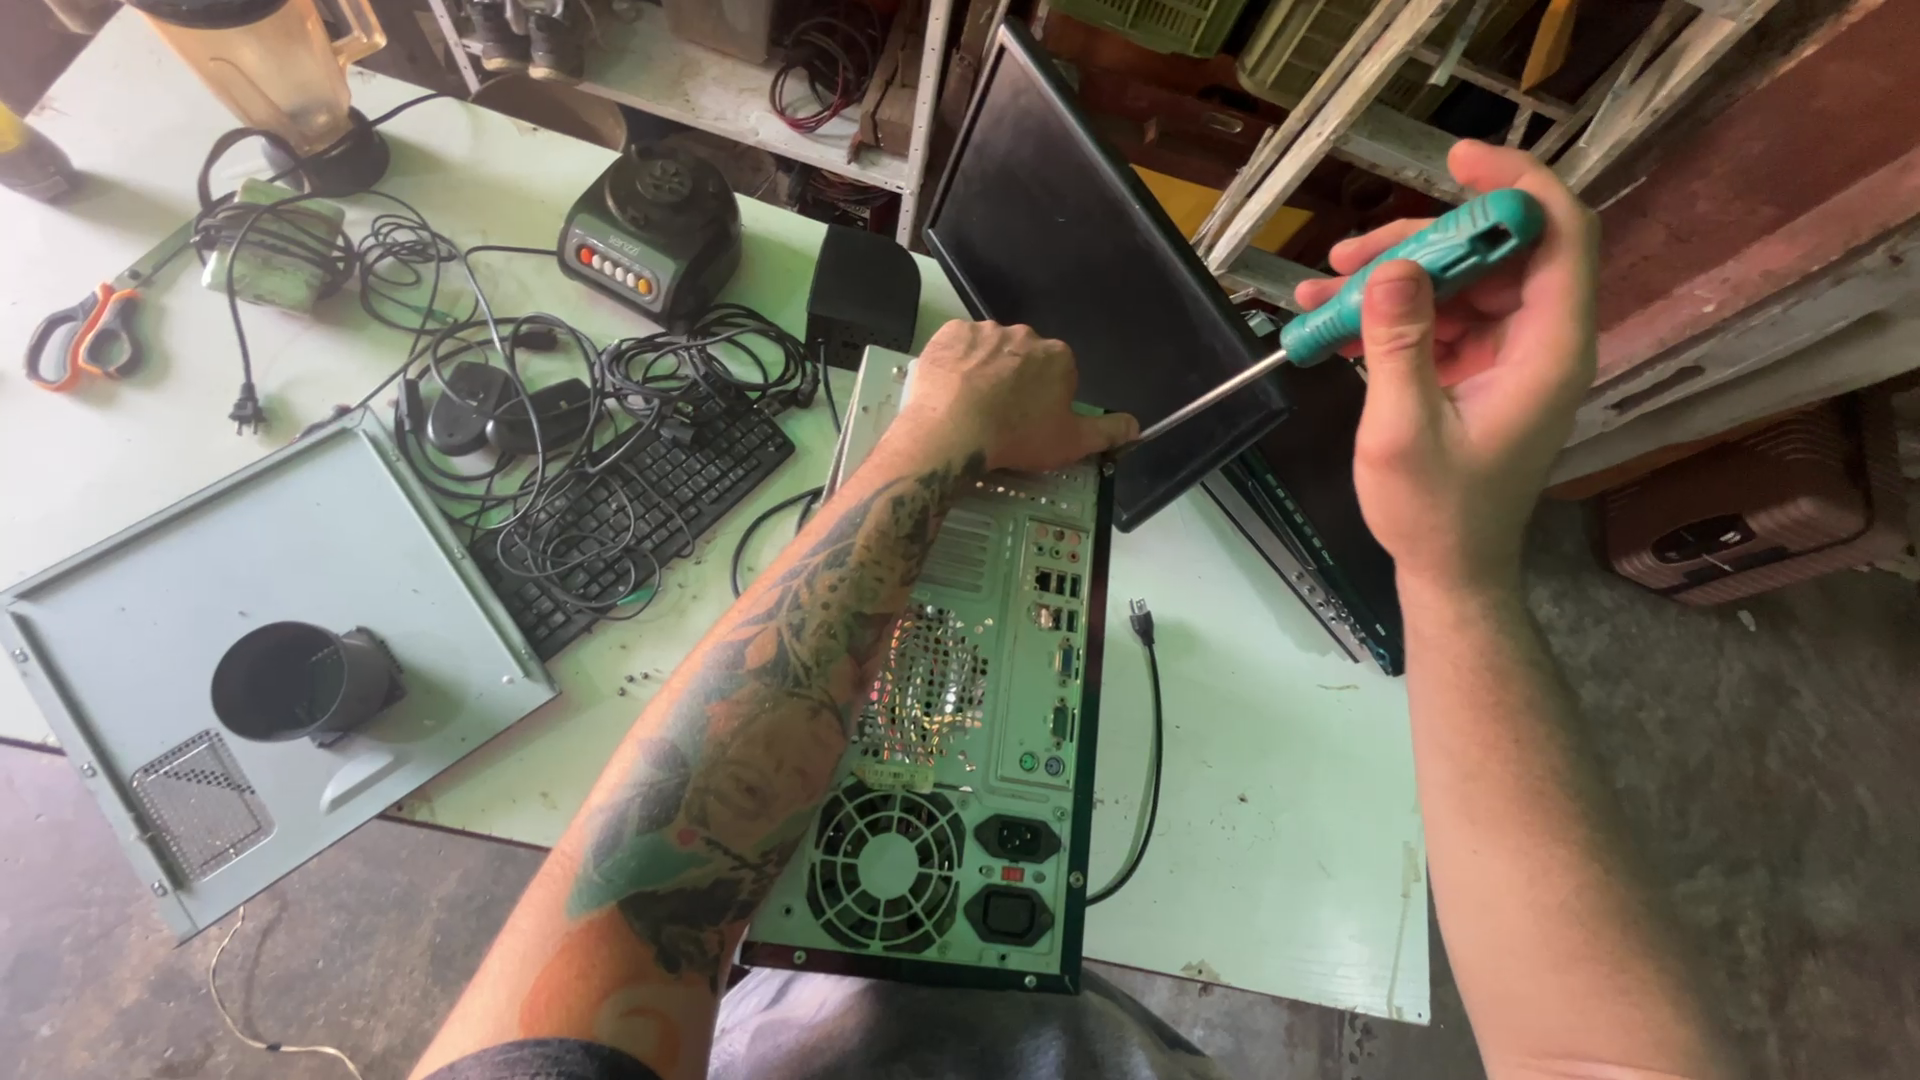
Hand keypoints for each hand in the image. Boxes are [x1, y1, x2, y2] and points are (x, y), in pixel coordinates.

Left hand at [897, 320, 1138, 470]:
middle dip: (1014, 380)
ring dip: (983, 370)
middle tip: (999, 415)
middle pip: (1022, 357)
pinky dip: (955, 363)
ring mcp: (984, 330)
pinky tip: (950, 388)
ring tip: (970, 405)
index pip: (1056, 373)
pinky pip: (957, 346)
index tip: (1029, 421)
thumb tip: (1136, 426)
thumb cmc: (1017, 437)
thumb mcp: (1071, 442)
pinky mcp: (948, 334)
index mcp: (1058, 356)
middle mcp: (1024, 334)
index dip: (1043, 399)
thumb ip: (1107, 432)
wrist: (953, 431)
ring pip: (988, 350)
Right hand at [1295, 141, 1597, 594]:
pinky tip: (1329, 327)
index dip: (1514, 186)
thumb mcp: (1402, 428)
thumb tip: (1389, 268)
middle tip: (1344, 256)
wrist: (1446, 567)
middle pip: (1491, 256)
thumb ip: (1398, 344)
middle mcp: (1535, 343)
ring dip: (1387, 284)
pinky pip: (1433, 326)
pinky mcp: (1471, 377)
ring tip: (1317, 292)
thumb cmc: (1432, 510)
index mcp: (1546, 349)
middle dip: (1416, 246)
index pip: (1557, 235)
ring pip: (1454, 288)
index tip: (1454, 161)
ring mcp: (1502, 360)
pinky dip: (1385, 321)